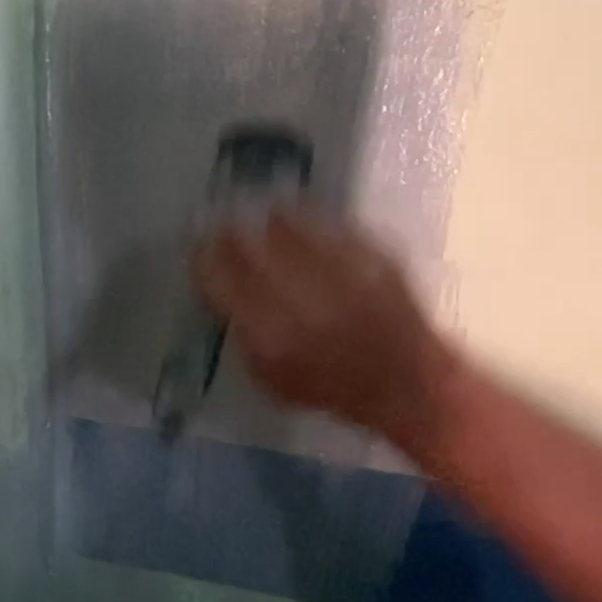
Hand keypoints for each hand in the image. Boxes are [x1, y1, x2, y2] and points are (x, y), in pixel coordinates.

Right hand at [193, 211, 453, 434]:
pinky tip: (301, 217)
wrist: (403, 382)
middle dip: (231, 231)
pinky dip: (310, 221)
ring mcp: (338, 272)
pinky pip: (328, 227)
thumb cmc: (330, 388)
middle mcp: (299, 297)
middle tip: (225, 222)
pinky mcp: (369, 255)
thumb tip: (226, 302)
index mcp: (267, 331)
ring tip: (260, 213)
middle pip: (249, 246)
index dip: (203, 258)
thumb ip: (245, 337)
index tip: (198, 246)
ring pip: (288, 228)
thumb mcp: (271, 378)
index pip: (219, 281)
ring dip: (267, 218)